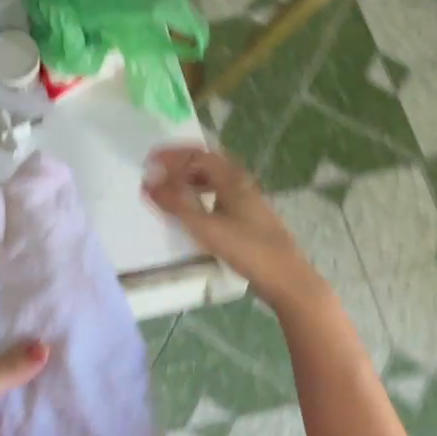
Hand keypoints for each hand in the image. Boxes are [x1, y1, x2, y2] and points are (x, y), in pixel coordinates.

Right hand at [143, 144, 329, 310]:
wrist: (288, 280)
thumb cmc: (247, 250)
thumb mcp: (207, 227)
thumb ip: (176, 204)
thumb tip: (148, 183)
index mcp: (232, 179)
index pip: (197, 155)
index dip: (171, 156)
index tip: (149, 162)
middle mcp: (241, 183)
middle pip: (206, 163)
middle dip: (179, 164)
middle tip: (156, 173)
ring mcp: (247, 200)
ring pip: (214, 179)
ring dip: (189, 179)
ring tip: (169, 190)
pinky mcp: (249, 217)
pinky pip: (219, 194)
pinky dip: (200, 194)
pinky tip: (194, 211)